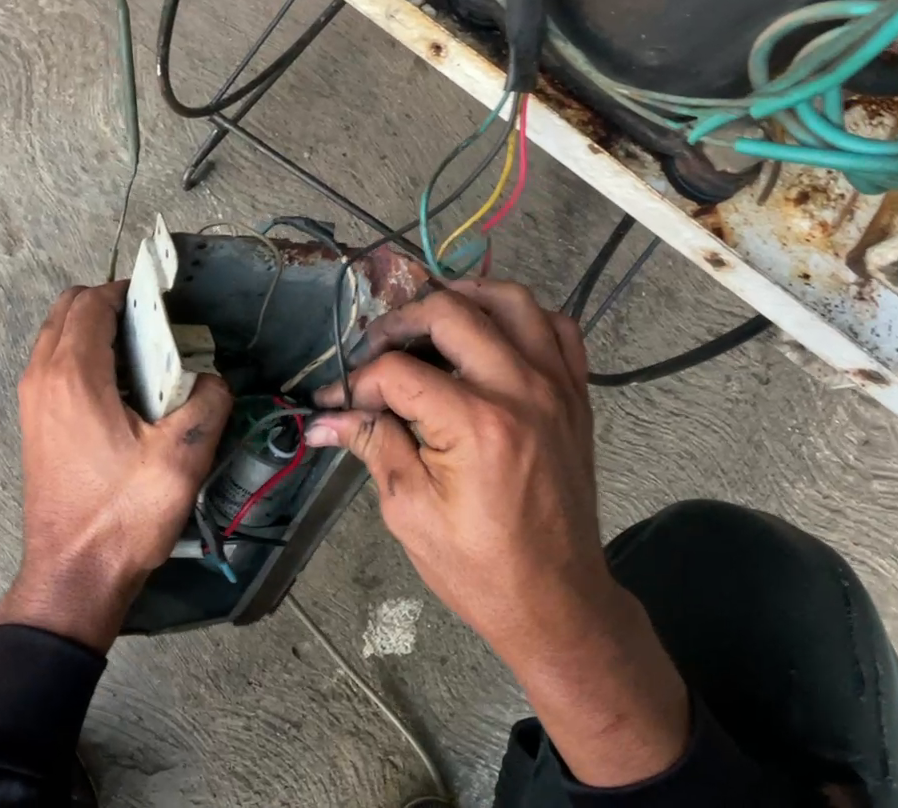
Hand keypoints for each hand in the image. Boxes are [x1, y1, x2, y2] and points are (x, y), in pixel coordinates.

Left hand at [0, 282, 231, 652]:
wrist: (74, 574)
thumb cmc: (125, 513)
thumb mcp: (183, 457)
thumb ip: (208, 401)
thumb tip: (211, 379)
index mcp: (73, 374)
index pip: (94, 300)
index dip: (131, 292)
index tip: (167, 304)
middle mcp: (41, 375)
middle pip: (69, 307)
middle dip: (111, 304)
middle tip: (157, 327)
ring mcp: (32, 399)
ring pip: (58, 334)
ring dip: (97, 330)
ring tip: (144, 358)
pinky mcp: (34, 421)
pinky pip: (55, 363)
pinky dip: (84, 356)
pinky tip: (123, 390)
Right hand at [304, 279, 687, 786]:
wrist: (557, 600)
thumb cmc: (478, 567)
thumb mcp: (410, 511)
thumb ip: (372, 446)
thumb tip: (321, 418)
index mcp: (475, 424)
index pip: (398, 371)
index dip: (357, 382)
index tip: (338, 401)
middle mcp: (520, 390)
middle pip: (450, 314)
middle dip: (399, 322)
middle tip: (374, 347)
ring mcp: (556, 386)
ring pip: (511, 301)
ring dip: (463, 297)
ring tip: (428, 316)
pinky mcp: (575, 395)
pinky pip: (557, 327)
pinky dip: (522, 316)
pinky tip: (492, 333)